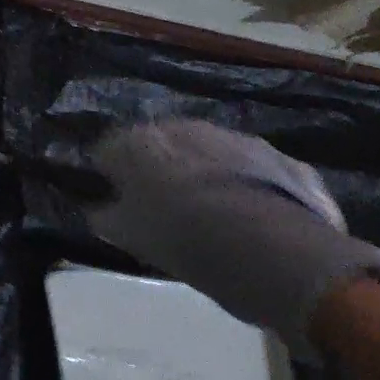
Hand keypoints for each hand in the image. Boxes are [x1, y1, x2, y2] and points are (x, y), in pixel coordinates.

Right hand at [87, 119, 379, 361]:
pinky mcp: (281, 158)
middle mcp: (180, 127)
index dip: (112, 177)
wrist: (274, 252)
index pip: (107, 151)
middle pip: (161, 146)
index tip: (119, 200)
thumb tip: (98, 209)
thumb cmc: (186, 240)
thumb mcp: (131, 237)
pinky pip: (257, 170)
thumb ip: (106, 216)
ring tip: (218, 214)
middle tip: (169, 207)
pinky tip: (260, 219)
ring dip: (208, 174)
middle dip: (162, 169)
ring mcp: (234, 137)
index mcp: (135, 142)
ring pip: (210, 153)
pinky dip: (253, 186)